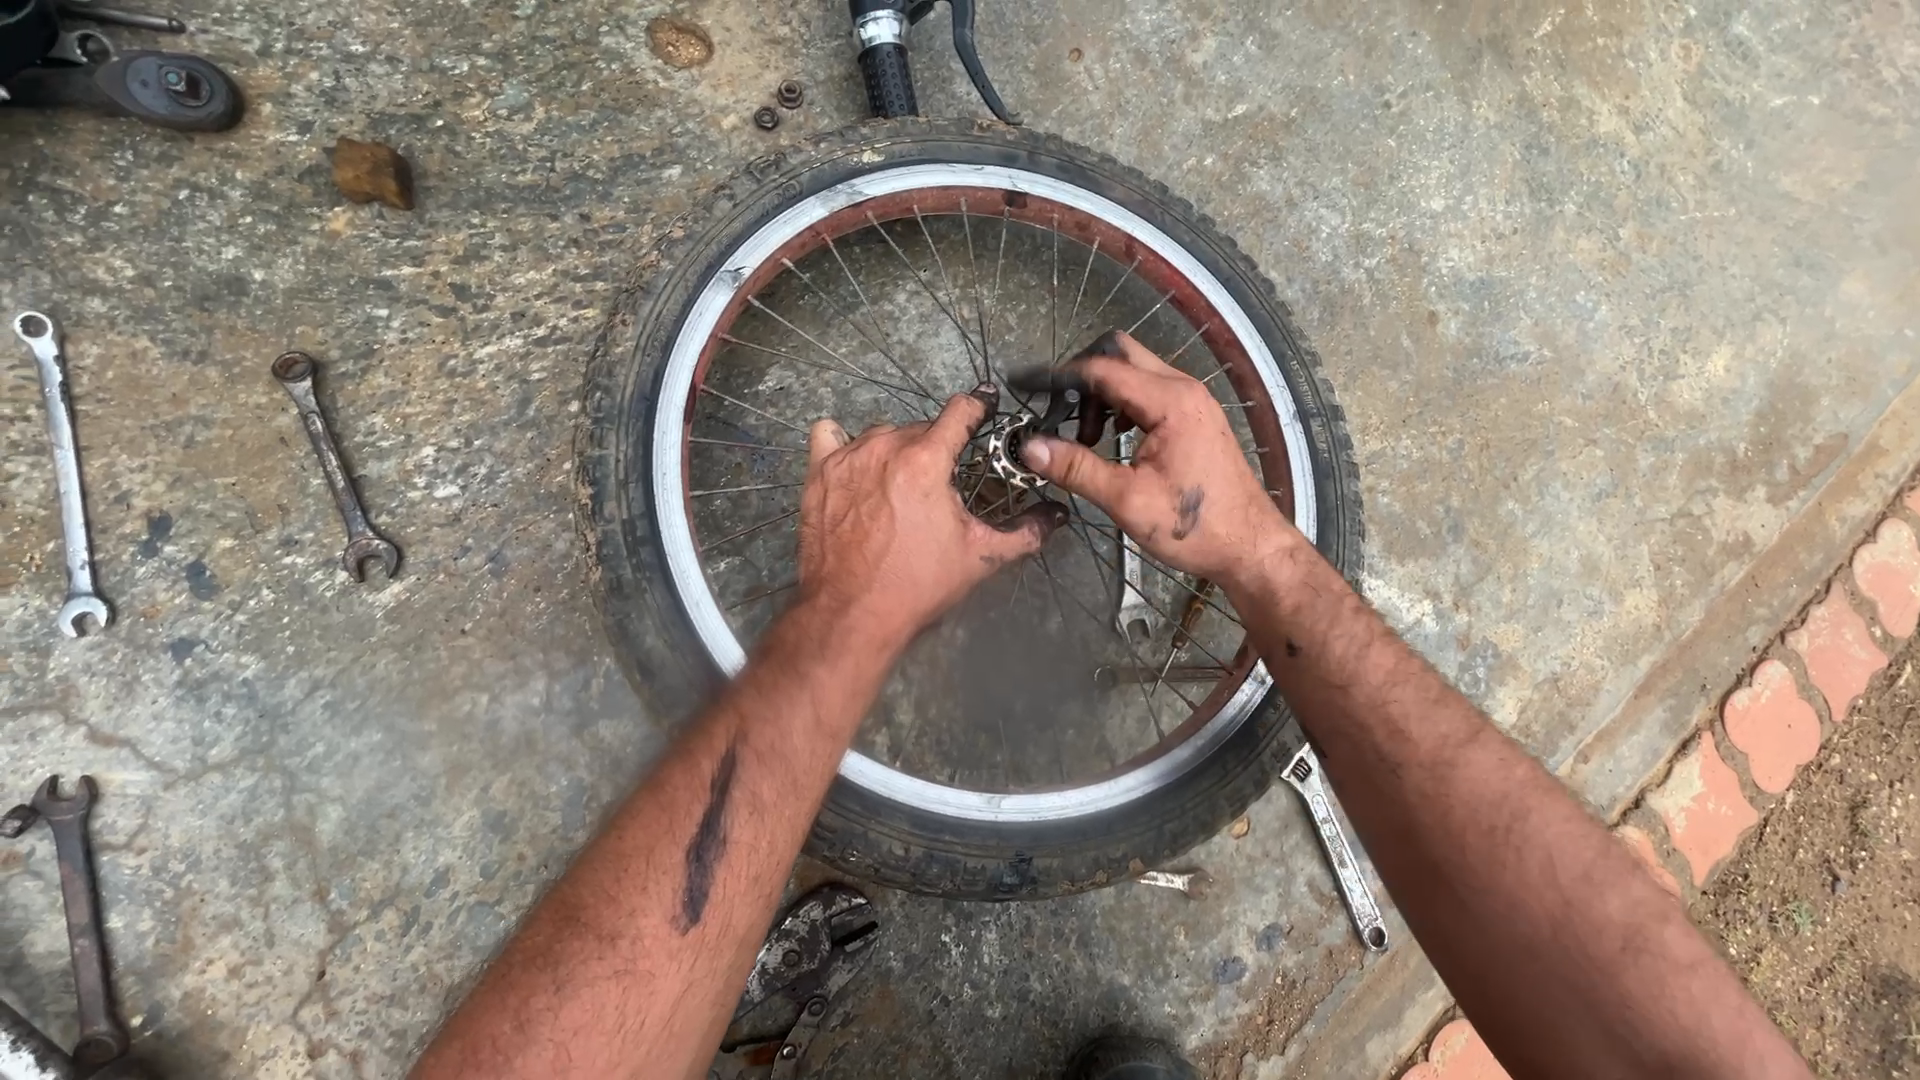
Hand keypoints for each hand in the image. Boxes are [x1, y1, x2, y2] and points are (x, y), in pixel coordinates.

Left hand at [797, 385, 1066, 646]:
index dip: (978, 407)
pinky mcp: (817, 473)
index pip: (960, 410)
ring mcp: (846, 457)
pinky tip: (854, 466)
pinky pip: (828, 436)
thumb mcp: (978, 558)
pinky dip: (842, 444)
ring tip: (899, 487)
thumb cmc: (917, 585)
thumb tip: (1057, 516)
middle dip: (935, 449)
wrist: (851, 613)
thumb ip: (1024, 533)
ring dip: (895, 451)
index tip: (985, 408)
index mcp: (927, 460)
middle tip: (939, 485)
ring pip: (880, 435)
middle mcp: (885, 447)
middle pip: (920, 428)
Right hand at [1020, 331, 1294, 588]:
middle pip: (1120, 355)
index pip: (1102, 370)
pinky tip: (1112, 440)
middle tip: (1060, 416)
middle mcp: (1184, 389)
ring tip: (1087, 439)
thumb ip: (1076, 468)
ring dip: (1102, 396)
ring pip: (1134, 373)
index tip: (1025, 386)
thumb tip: (1030, 447)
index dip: (1058, 377)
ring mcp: (1193, 401)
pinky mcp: (1194, 417)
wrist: (1249, 547)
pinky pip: (1149, 392)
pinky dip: (1122, 405)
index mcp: (1170, 401)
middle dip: (1082, 379)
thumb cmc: (1192, 527)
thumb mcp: (1126, 500)